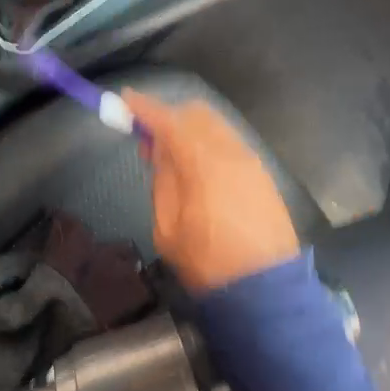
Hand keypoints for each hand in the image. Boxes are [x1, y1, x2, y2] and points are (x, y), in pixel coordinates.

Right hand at [123, 91, 300, 293]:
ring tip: (173, 156)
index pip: (168, 120)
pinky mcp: (263, 173)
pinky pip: (230, 142)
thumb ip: (163, 180)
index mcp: (203, 165)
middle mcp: (231, 152)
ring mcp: (251, 161)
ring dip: (190, 128)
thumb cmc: (207, 263)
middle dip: (169, 115)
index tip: (123, 100)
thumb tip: (159, 148)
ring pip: (216, 124)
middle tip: (148, 139)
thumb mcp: (168, 227)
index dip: (143, 107)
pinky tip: (199, 167)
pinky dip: (209, 141)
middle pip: (196, 112)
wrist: (266, 290)